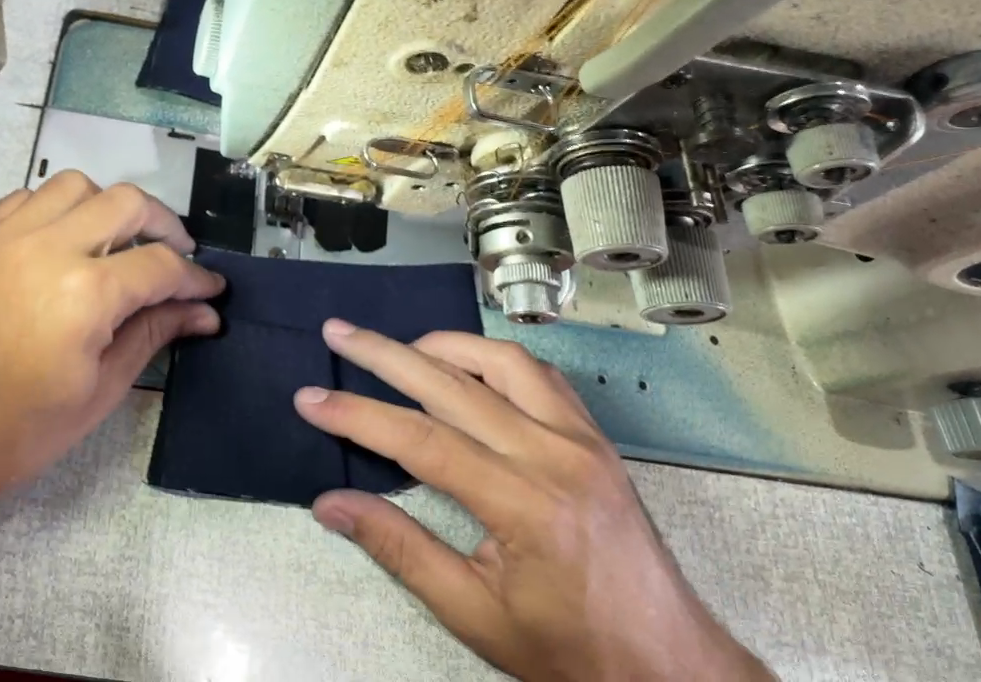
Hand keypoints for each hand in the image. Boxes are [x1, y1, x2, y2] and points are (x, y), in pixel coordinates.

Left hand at [0, 172, 224, 524]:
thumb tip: (204, 312)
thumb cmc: (17, 435)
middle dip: (162, 224)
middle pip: (124, 202)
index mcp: (82, 294)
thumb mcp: (99, 392)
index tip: (211, 289)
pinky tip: (61, 246)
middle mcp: (42, 247)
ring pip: (72, 186)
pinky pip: (24, 200)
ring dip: (106, 208)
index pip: (159, 265)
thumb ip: (153, 334)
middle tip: (175, 255)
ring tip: (116, 245)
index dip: (195, 277)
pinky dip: (55, 212)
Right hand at [294, 322, 771, 681]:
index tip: (309, 398)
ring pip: (502, 360)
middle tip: (337, 332)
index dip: (357, 414)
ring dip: (442, 344)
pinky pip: (541, 374)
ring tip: (397, 346)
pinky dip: (493, 358)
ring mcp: (581, 438)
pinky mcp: (596, 437)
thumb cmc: (569, 649)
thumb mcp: (474, 614)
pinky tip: (466, 364)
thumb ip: (398, 549)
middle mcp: (554, 454)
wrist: (670, 665)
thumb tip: (328, 505)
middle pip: (452, 382)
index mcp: (523, 503)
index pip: (421, 439)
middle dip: (384, 354)